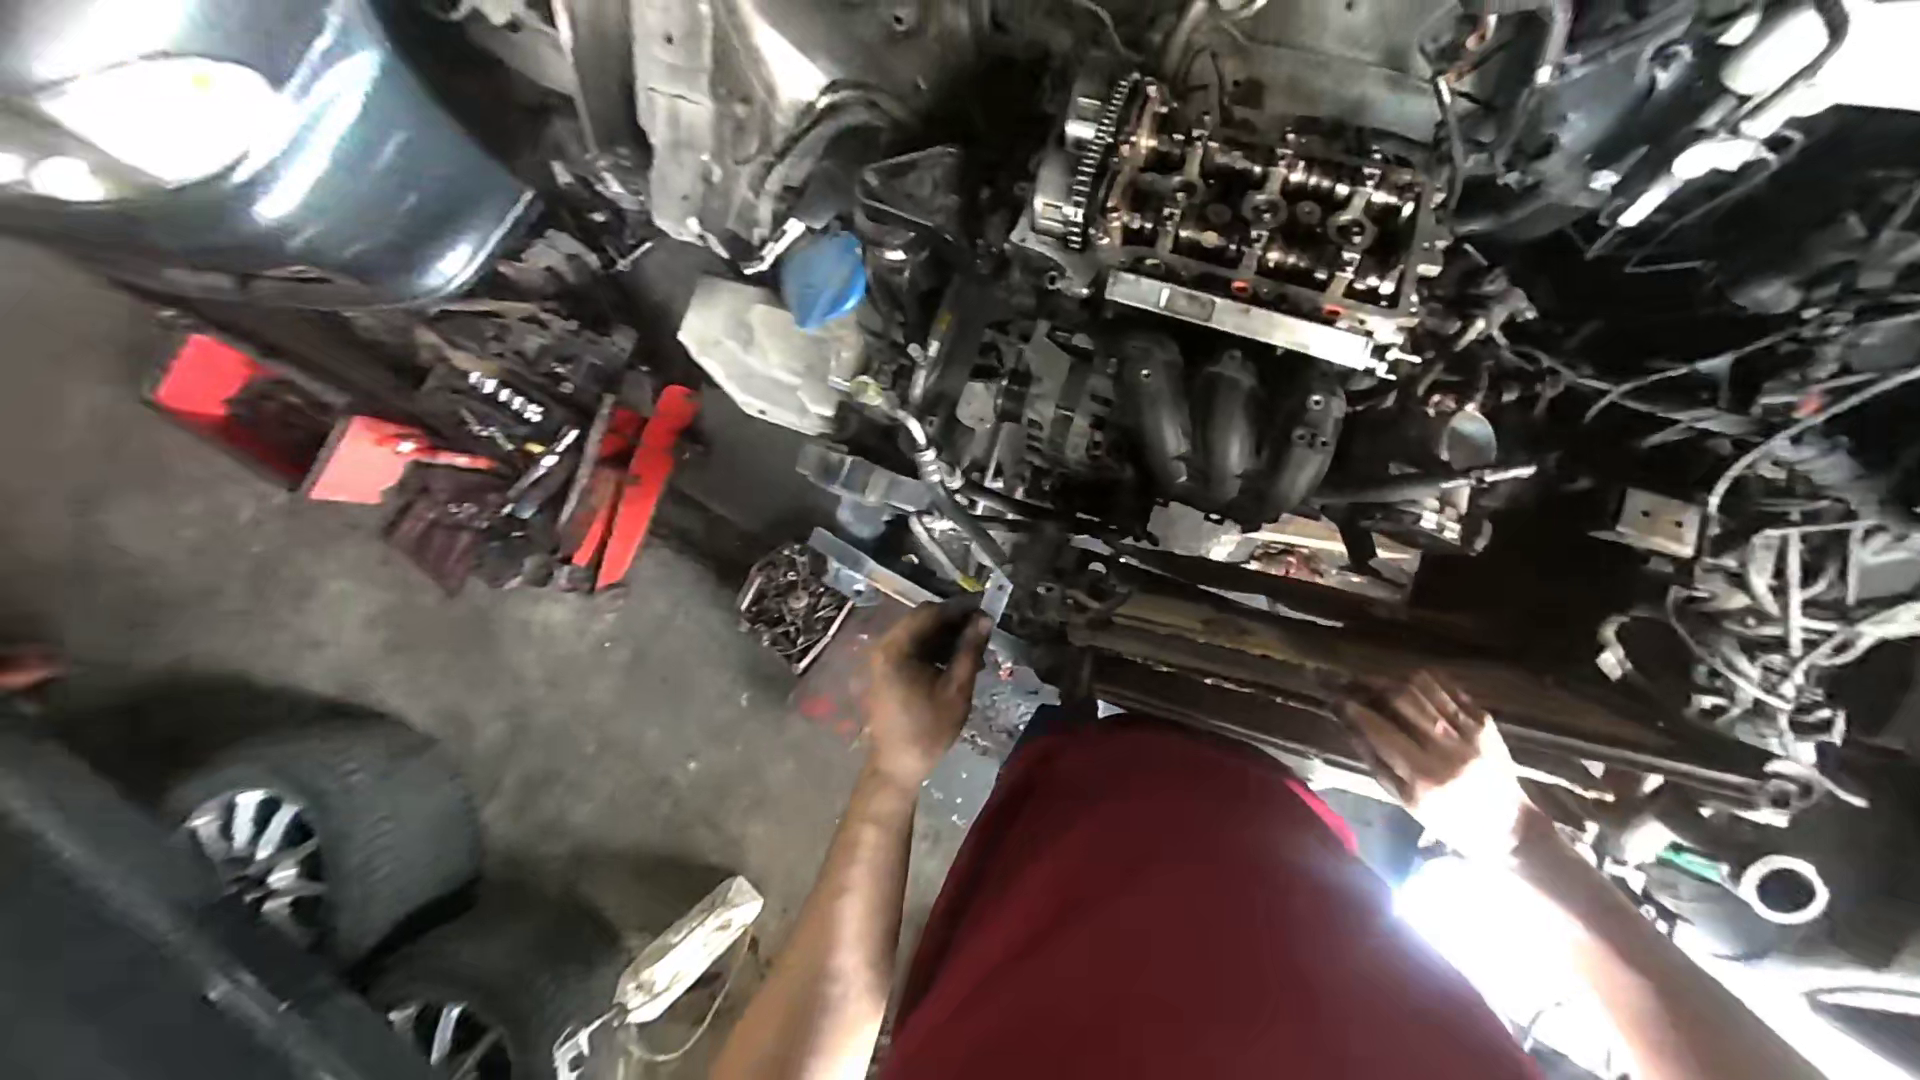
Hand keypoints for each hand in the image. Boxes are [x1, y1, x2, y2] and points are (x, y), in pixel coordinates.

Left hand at [862, 599, 992, 789]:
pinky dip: (933, 648)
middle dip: (953, 621)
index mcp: (895, 648)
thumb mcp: (956, 689)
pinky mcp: (885, 668)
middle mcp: (883, 645)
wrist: (897, 765)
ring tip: (974, 646)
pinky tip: (955, 659)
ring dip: (945, 635)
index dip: (959, 608)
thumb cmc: (928, 730)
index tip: (986, 610)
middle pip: (922, 619)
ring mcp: (881, 657)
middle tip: (983, 629)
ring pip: (918, 632)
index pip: (930, 612)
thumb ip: (970, 650)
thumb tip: (985, 619)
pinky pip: (911, 646)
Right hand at [1339, 670, 1534, 860]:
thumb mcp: (1403, 798)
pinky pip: (1448, 687)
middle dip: (1368, 684)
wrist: (1510, 827)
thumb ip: (1373, 758)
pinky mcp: (1485, 721)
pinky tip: (1408, 685)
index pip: (1378, 727)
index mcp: (1424, 774)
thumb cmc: (1448, 819)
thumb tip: (1346, 721)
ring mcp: (1470, 731)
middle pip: (1400, 696)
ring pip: (1423, 685)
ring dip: (1392, 678)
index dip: (1350, 708)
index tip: (1334, 699)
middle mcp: (1448, 748)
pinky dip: (1422, 680)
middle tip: (1350, 682)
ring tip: (1376, 683)